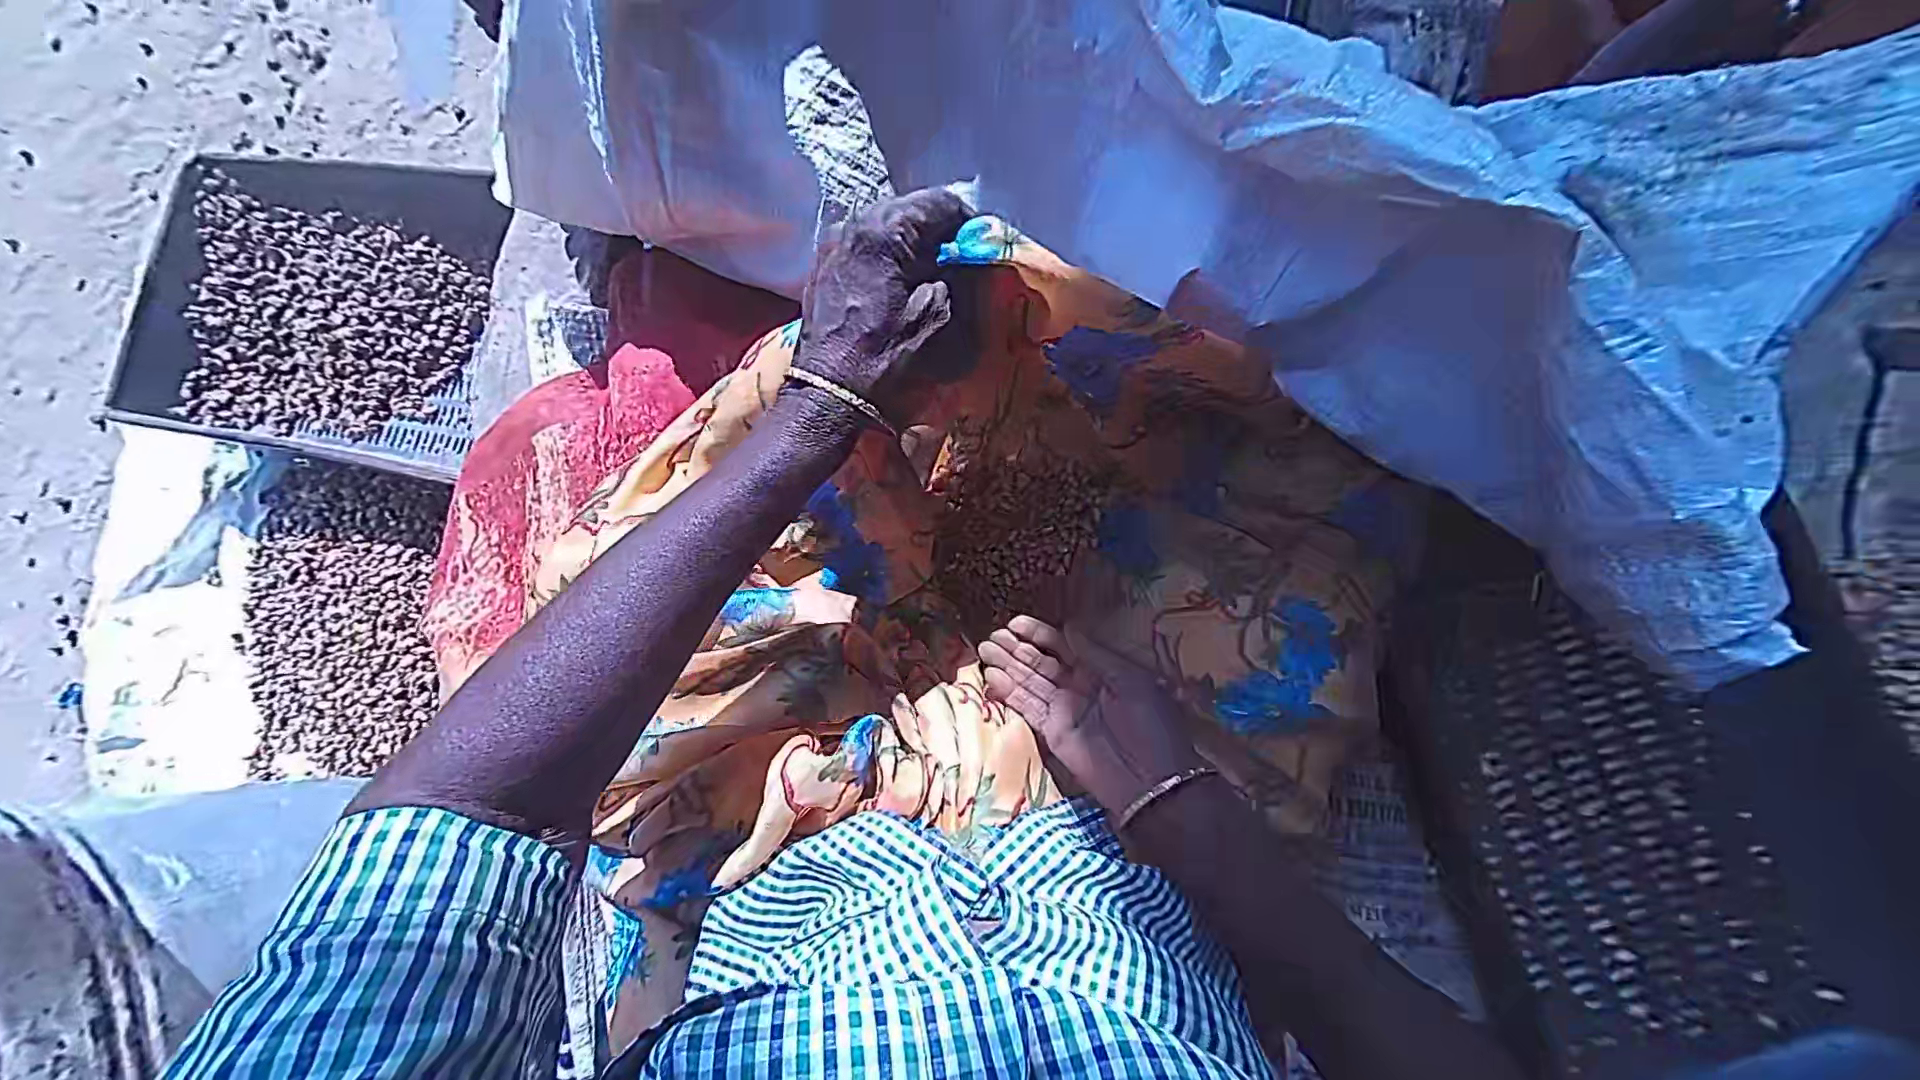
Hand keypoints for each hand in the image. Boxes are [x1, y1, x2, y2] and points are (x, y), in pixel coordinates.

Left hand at [796, 188, 973, 418]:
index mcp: (886, 228)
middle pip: (911, 213)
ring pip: (887, 233)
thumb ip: (963, 277)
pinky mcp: (823, 272)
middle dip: (939, 238)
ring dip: (912, 253)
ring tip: (928, 286)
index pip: (942, 202)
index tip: (980, 255)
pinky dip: (887, 266)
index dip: (970, 227)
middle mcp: (853, 225)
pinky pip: (866, 254)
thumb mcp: (941, 319)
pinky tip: (897, 296)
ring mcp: (833, 247)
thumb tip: (970, 260)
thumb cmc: (888, 359)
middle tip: (958, 272)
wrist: (832, 396)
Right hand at [979, 615, 1208, 819]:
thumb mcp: (1129, 680)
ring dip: (1007, 666)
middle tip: (993, 636)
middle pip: (1041, 663)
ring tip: (985, 649)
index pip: (1062, 646)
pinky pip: (1028, 708)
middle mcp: (1077, 687)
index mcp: (1099, 671)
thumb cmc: (1148, 723)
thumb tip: (1068, 627)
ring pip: (1029, 683)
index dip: (1039, 634)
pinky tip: (992, 676)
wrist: (1150, 780)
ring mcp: (1062, 710)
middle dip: (1017, 649)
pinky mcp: (1052, 732)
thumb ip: (1094, 654)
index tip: (1016, 624)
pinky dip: (1010, 693)